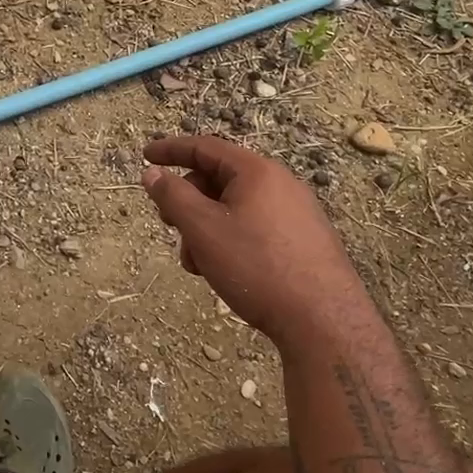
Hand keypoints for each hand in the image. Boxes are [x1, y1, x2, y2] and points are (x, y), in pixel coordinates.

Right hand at [141, 136, 368, 346]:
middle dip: (188, 200)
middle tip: (169, 224)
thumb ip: (172, 195)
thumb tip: (153, 173)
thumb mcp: (202, 227)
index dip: (170, 150)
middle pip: (219, 178)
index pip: (205, 147)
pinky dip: (230, 238)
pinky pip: (256, 226)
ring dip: (206, 227)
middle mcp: (282, 186)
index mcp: (257, 172)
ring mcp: (299, 215)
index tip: (145, 156)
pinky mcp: (307, 243)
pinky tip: (223, 270)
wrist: (327, 326)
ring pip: (235, 207)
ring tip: (197, 262)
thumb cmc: (256, 266)